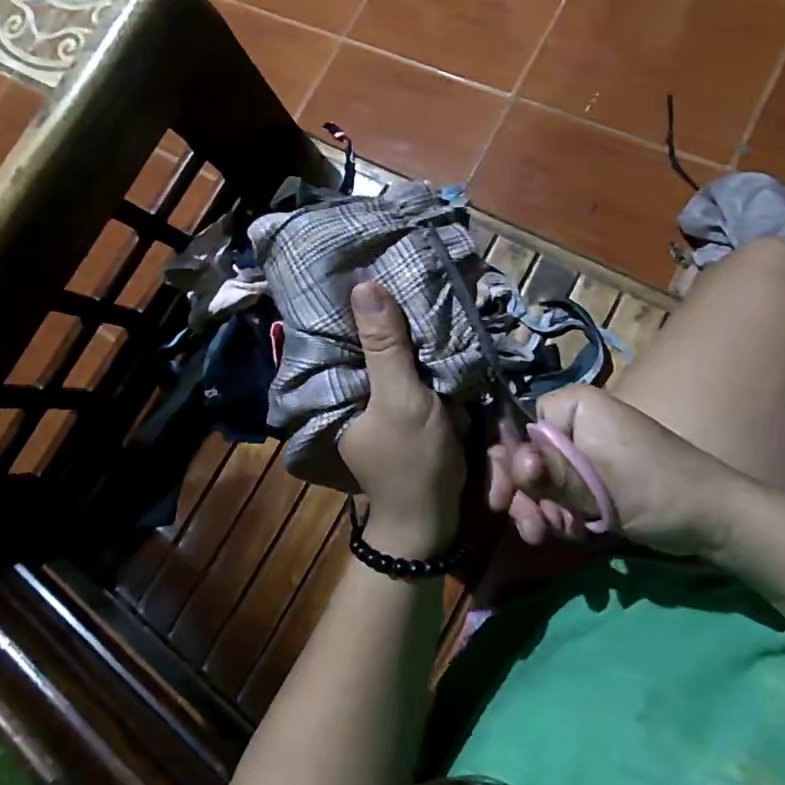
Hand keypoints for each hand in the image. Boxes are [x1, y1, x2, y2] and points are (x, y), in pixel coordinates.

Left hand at [337, 280, 464, 558]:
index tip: (380, 264)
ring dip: (419, 339)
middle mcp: (355, 390)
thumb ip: (386, 346)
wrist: (433, 520)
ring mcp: (383, 401)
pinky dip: (432, 363)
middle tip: (417, 279)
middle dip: (397, 318)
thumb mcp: (401, 399)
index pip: (344, 330)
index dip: (362, 301)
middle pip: (375, 340)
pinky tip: (446, 335)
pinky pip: (419, 375)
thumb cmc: (411, 461)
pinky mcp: (409, 410)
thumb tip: (364, 284)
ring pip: (400, 355)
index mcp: (338, 387)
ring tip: (433, 294)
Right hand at [487, 385, 755, 556]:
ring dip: (543, 511)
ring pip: (544, 482)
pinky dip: (563, 516)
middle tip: (532, 531)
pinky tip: (574, 533)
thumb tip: (512, 462)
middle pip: (529, 458)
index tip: (502, 501)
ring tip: (551, 535)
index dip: (510, 463)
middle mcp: (578, 424)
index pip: (523, 427)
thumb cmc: (659, 490)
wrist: (713, 519)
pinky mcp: (598, 479)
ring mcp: (588, 453)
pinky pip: (564, 495)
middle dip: (526, 496)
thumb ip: (553, 474)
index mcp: (577, 408)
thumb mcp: (601, 485)